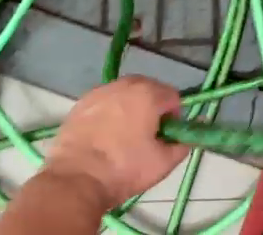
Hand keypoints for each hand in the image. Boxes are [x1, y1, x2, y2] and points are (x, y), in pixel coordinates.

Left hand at [42, 76, 189, 209]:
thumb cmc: (123, 169)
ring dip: (129, 109)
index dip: (173, 117)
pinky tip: (102, 135)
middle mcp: (126, 83)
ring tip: (121, 137)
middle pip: (149, 90)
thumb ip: (182, 144)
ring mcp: (101, 90)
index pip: (173, 97)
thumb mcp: (162, 164)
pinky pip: (104, 102)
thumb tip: (187, 136)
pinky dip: (108, 113)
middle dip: (152, 109)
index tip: (165, 137)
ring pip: (125, 95)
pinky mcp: (81, 102)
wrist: (75, 180)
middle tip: (145, 137)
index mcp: (149, 93)